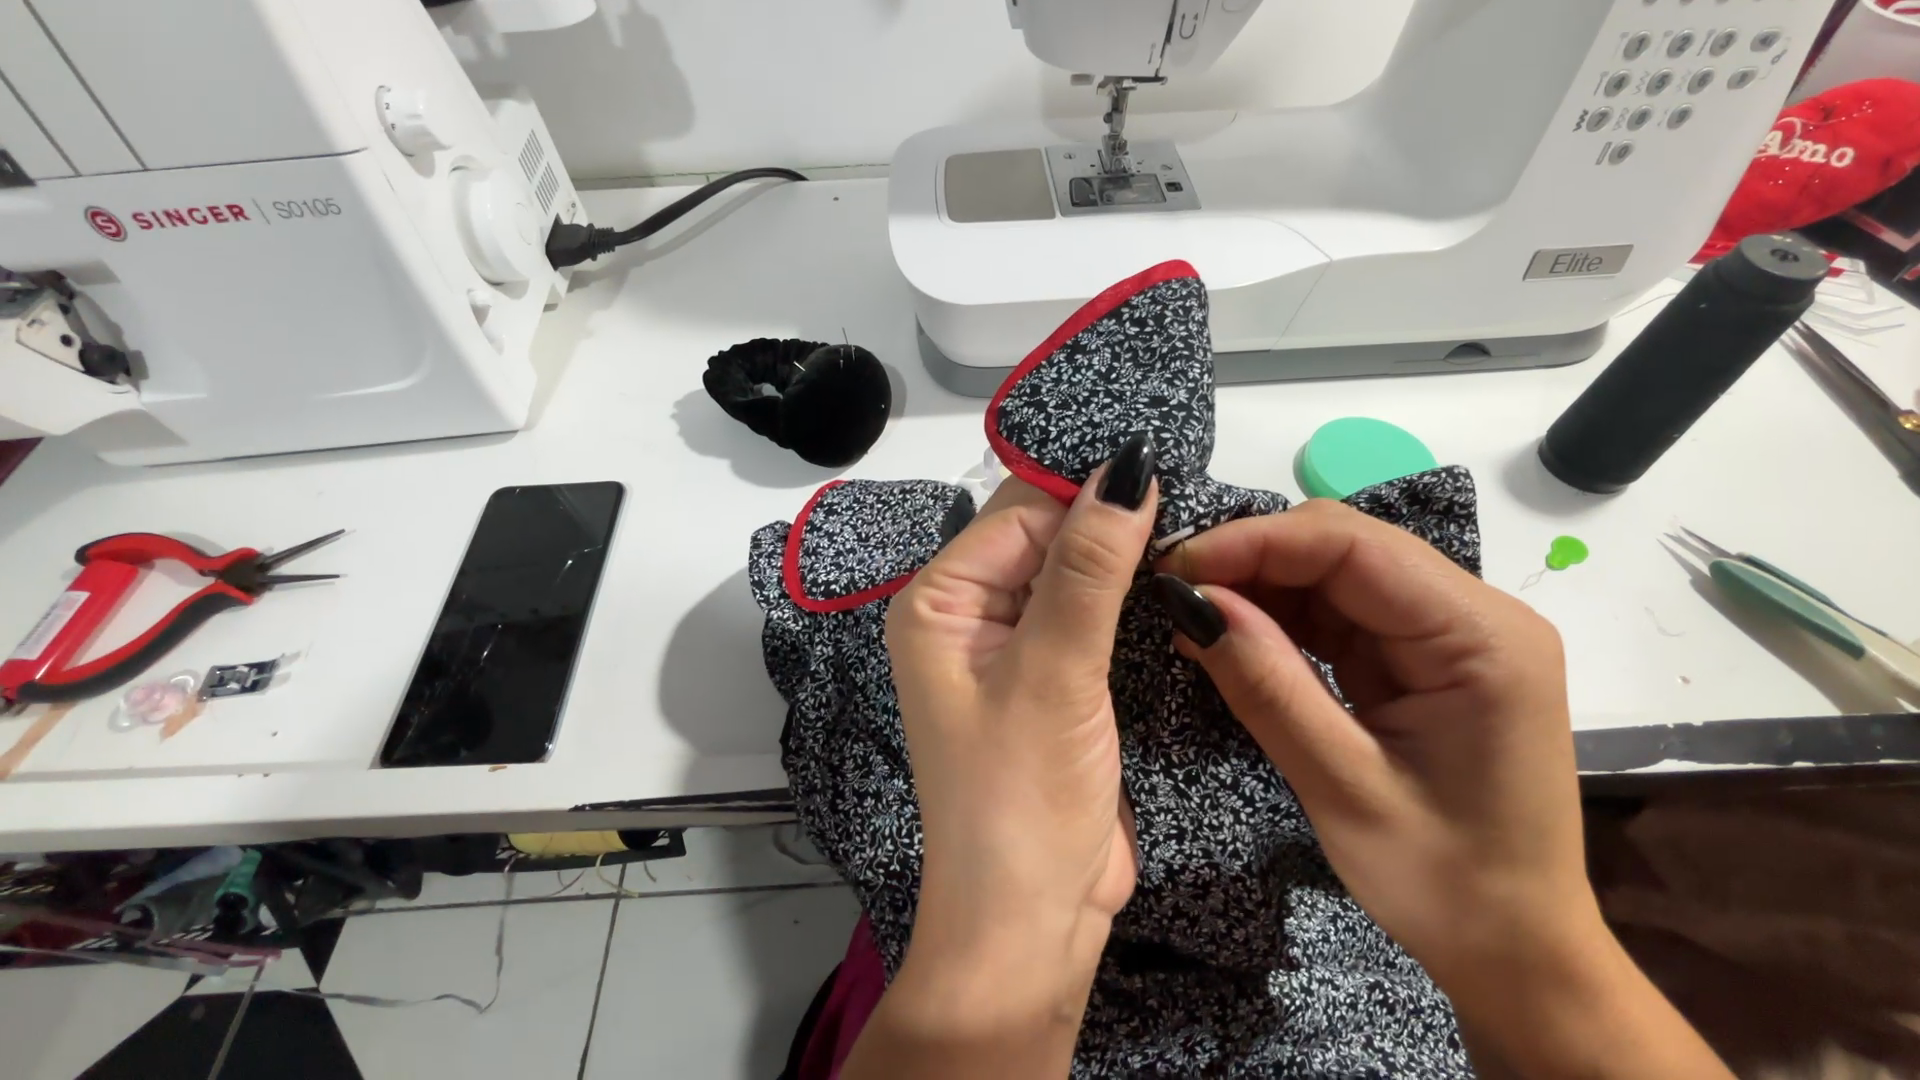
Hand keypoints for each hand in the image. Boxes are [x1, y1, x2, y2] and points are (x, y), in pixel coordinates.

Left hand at [846, 435, 1157, 1078]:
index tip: (1163, 472)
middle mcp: (967, 615)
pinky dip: (1127, 599)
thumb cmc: (1024, 797)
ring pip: (1072, 574)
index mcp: (938, 602)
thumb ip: (1089, 569)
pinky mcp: (1054, 679)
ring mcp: (1013, 648)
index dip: (1083, 490)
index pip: (1015, 513)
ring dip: (1123, 558)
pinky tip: (1175, 582)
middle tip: (1190, 501)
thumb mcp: (1054, 673)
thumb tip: (1127, 468)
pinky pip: (1088, 615)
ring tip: (1194, 531)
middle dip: (1107, 521)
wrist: (1034, 917)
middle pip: (1043, 537)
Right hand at [1157, 499, 1731, 1077]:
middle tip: (1171, 591)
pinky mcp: (1420, 657)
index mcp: (1481, 637)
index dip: (1255, 543)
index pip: (1353, 547)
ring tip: (1190, 612)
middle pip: (1345, 547)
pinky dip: (1280, 618)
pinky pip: (1339, 612)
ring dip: (1260, 586)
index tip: (1174, 569)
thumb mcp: (1342, 786)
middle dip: (1253, 559)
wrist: (1514, 948)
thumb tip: (1192, 602)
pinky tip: (1231, 632)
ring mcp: (1448, 634)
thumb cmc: (1444, 882)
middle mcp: (1474, 615)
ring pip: (1335, 573)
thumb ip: (1268, 686)